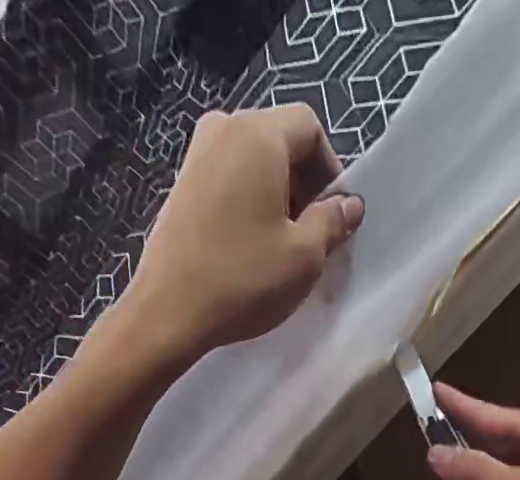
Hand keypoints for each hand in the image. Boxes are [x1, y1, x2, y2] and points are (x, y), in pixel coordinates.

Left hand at [124, 104, 364, 357]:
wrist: (169, 312)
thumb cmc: (245, 279)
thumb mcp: (305, 255)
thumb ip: (333, 221)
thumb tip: (349, 204)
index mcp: (256, 135)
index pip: (309, 126)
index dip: (330, 168)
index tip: (332, 213)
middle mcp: (222, 130)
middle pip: (281, 139)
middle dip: (305, 181)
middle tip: (312, 231)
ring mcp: (195, 156)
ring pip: (255, 161)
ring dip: (279, 194)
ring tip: (283, 242)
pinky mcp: (182, 186)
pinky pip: (230, 178)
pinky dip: (251, 201)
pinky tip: (252, 244)